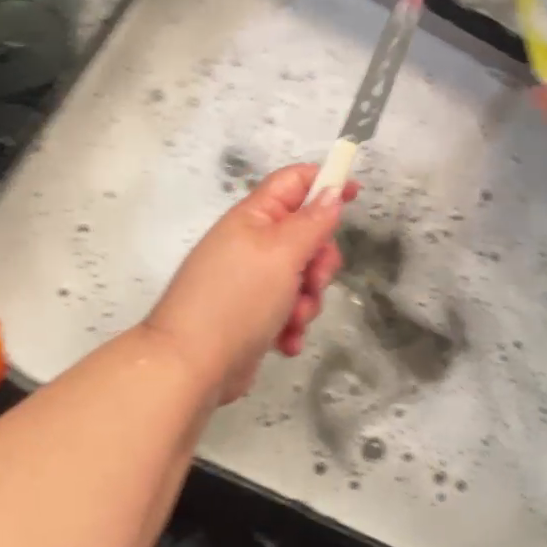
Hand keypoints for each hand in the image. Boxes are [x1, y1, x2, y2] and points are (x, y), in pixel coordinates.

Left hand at [143, 164, 357, 403]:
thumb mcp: (282, 252)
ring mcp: (252, 281)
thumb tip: (332, 190)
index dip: (324, 180)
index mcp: (254, 217)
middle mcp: (252, 243)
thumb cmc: (237, 298)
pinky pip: (288, 310)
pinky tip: (285, 342)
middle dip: (320, 260)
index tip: (356, 192)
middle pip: (306, 234)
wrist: (190, 366)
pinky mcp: (253, 315)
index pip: (293, 182)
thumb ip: (312, 221)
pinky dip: (292, 325)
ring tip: (293, 319)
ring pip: (302, 277)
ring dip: (307, 299)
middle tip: (314, 280)